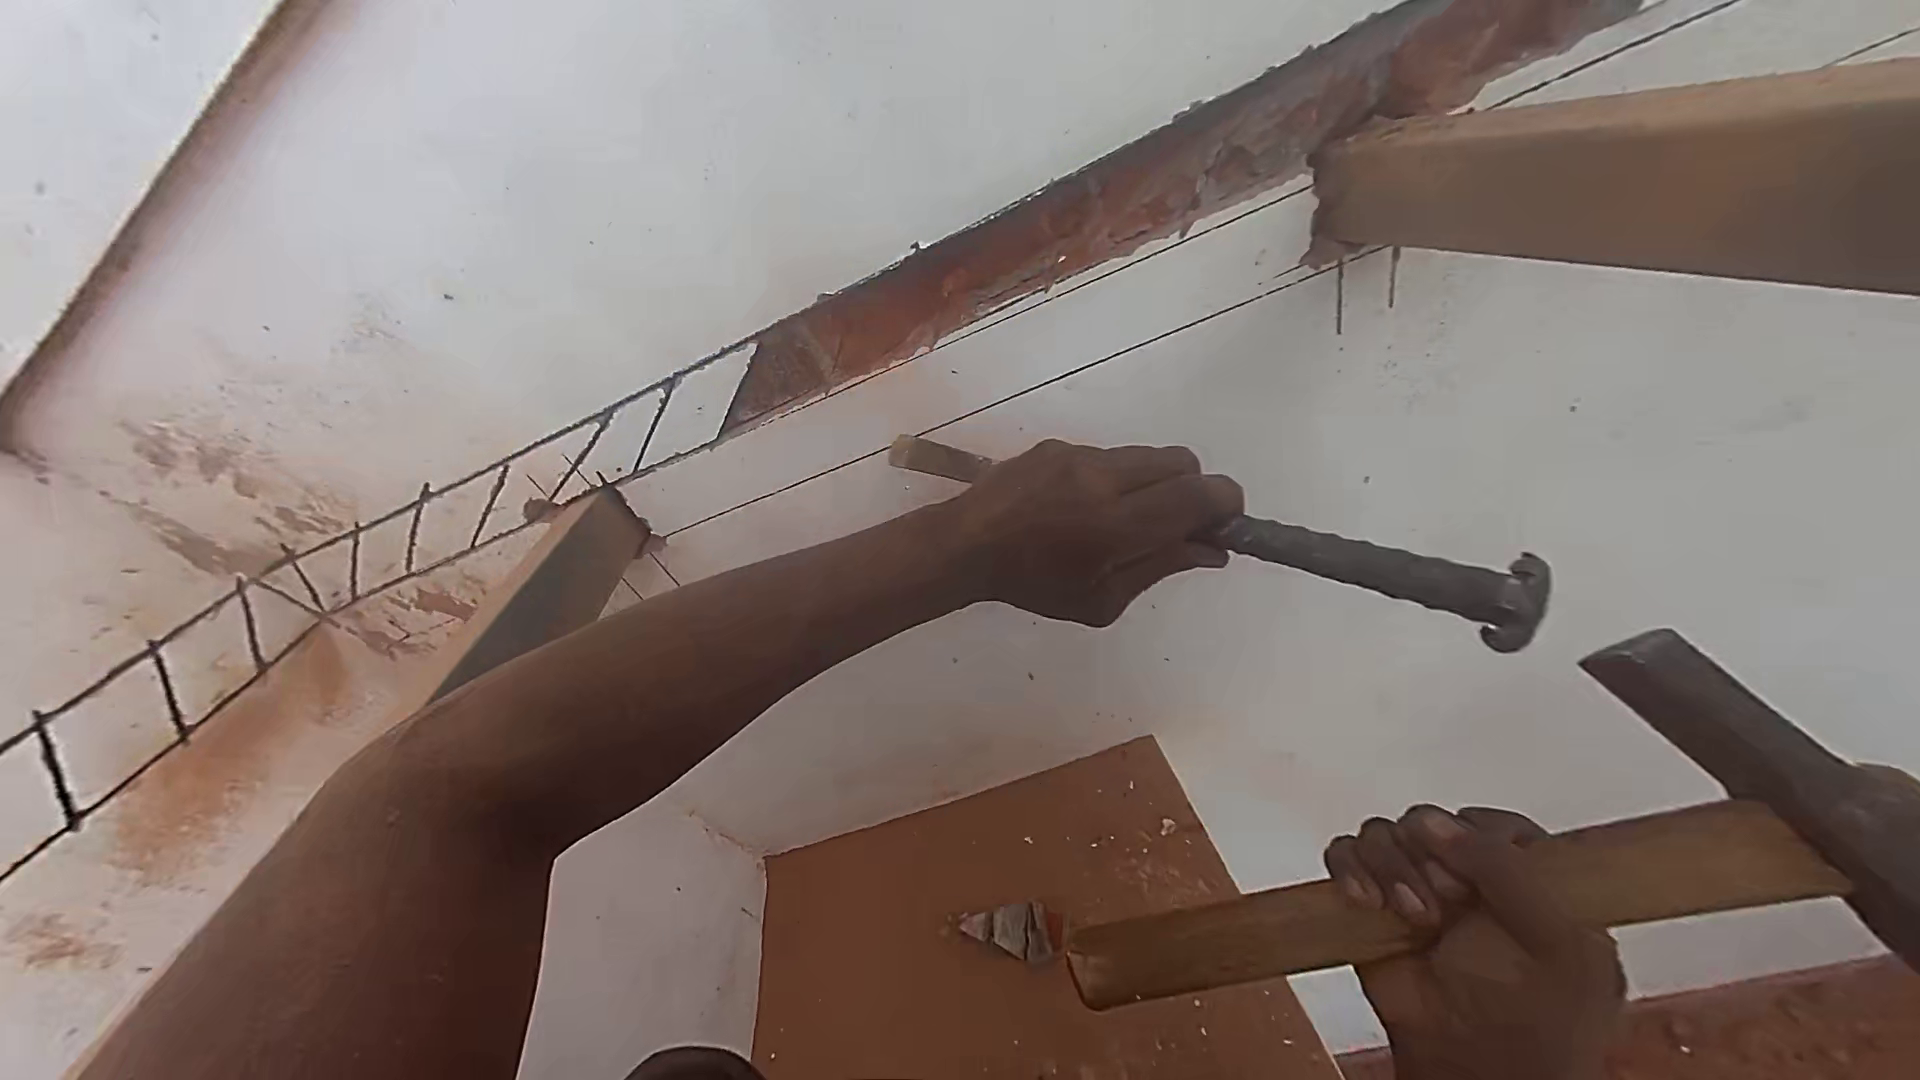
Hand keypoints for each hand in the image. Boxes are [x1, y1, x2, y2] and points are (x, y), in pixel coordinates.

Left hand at [944, 439, 1242, 625]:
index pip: (1199, 494)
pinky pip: (1107, 454)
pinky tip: (1079, 504)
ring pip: (1144, 456)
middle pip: (1182, 462)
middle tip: (1172, 523)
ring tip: (1117, 517)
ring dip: (1151, 482)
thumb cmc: (1031, 586)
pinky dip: (1113, 476)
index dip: (1226, 504)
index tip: (1222, 524)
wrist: (964, 545)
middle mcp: (1103, 477)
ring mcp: (1078, 454)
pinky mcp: (1057, 444)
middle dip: (1192, 489)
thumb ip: (1160, 568)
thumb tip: (1212, 550)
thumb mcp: (1100, 601)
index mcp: (1117, 524)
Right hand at [1324, 806, 1623, 1079]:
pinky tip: (1364, 902)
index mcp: (1525, 877)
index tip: (1474, 880)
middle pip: (1424, 822)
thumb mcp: (1558, 946)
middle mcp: (1464, 871)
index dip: (1475, 839)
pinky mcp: (1365, 892)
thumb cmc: (1530, 1012)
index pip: (1489, 823)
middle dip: (1424, 859)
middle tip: (1443, 904)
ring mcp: (1410, 879)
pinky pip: (1342, 851)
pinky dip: (1347, 869)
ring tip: (1409, 916)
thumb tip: (1431, 821)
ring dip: (1387, 867)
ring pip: (1380, 833)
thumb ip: (1508, 873)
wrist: (1467, 1062)